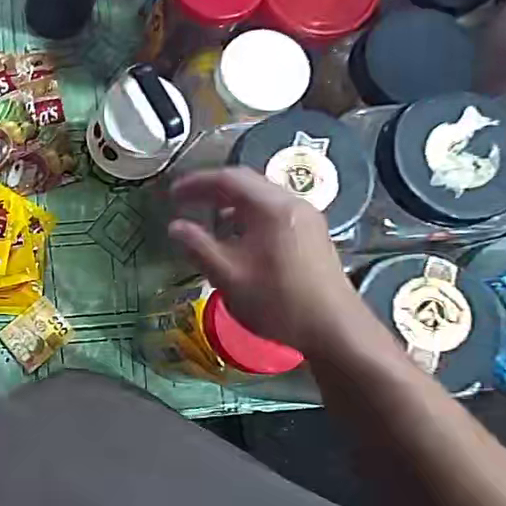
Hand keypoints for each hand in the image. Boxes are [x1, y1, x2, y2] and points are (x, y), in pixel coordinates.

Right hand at [167, 168, 393, 362]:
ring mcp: (306, 217)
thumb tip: (175, 226)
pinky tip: (237, 236)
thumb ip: (198, 247)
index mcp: (270, 207)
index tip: (172, 194)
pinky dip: (249, 215)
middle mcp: (291, 203)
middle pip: (246, 183)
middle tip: (186, 201)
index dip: (196, 183)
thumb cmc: (277, 301)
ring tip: (207, 218)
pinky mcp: (312, 233)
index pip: (227, 179)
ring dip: (231, 202)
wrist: (333, 327)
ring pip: (261, 197)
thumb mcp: (228, 276)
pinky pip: (274, 211)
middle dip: (212, 190)